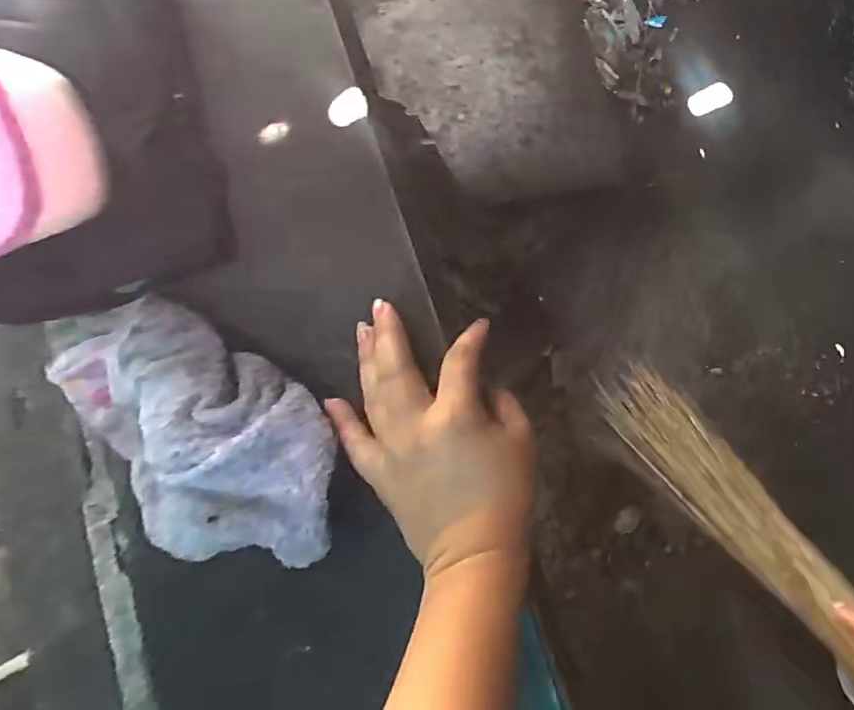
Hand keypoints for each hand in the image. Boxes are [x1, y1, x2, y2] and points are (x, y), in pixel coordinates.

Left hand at [324, 301, 535, 581]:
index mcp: (457, 414)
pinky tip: (333, 394)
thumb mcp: (520, 437)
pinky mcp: (377, 472)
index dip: (471, 339)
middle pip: (396, 370)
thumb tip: (479, 387)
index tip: (481, 325)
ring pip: (370, 395)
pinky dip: (341, 416)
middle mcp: (415, 425)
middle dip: (388, 335)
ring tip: (360, 331)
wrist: (472, 548)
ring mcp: (389, 449)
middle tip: (380, 306)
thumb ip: (500, 403)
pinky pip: (353, 439)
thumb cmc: (508, 489)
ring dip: (365, 361)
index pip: (460, 361)